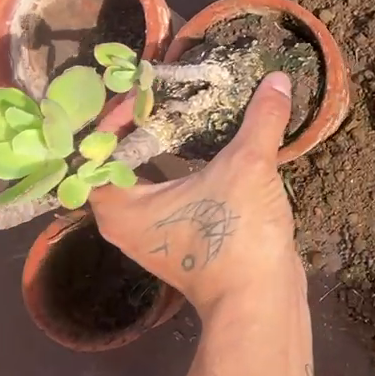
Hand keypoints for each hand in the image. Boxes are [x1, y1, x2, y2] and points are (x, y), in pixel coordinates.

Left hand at [89, 71, 300, 320]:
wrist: (260, 297)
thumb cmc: (234, 234)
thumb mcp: (248, 166)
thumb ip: (261, 120)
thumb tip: (278, 78)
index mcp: (120, 206)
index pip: (96, 150)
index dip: (116, 115)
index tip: (147, 88)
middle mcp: (127, 222)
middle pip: (122, 164)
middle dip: (142, 128)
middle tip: (167, 95)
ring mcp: (156, 235)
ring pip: (151, 181)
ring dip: (167, 149)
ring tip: (191, 115)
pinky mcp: (185, 241)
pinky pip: (175, 194)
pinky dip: (187, 170)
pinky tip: (214, 150)